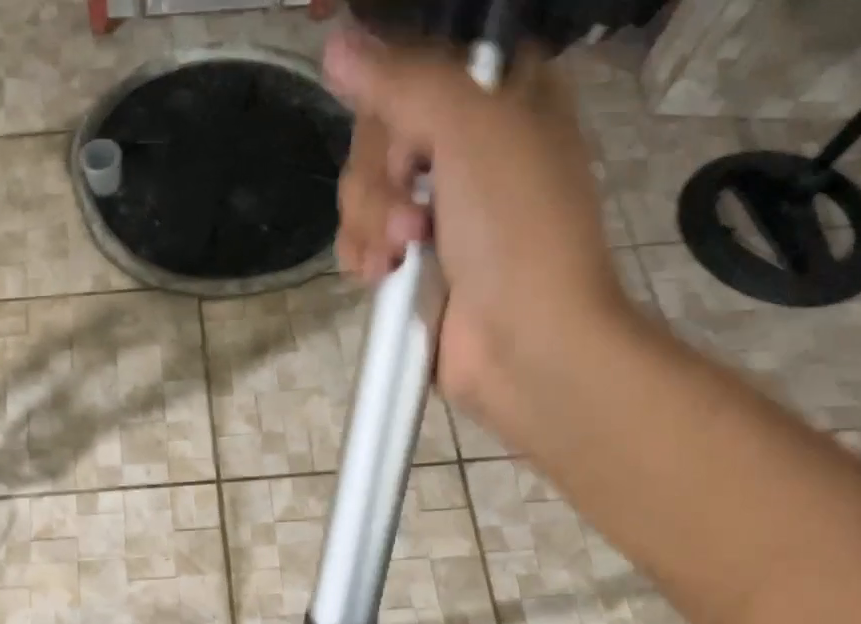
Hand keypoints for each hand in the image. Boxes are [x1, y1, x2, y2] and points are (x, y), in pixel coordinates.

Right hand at [324, 29, 636, 412]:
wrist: (524, 343)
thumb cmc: (517, 230)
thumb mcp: (472, 131)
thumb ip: (403, 81)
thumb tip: (337, 43)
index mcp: (503, 98)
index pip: (417, 68)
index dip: (394, 99)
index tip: (403, 137)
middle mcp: (470, 145)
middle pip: (380, 131)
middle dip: (379, 180)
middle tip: (411, 216)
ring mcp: (440, 206)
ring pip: (364, 187)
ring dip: (369, 224)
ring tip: (399, 258)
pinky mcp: (414, 257)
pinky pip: (361, 234)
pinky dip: (361, 254)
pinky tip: (379, 275)